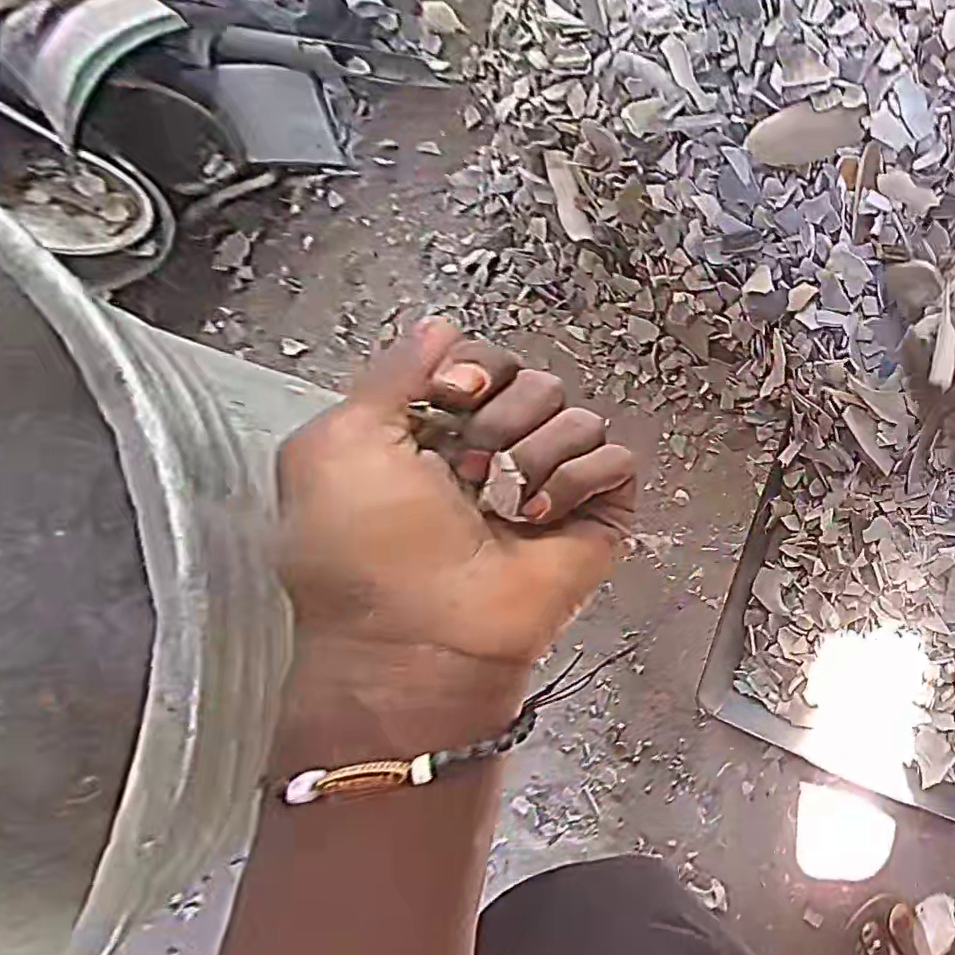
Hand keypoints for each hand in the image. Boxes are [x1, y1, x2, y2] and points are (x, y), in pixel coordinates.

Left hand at [275, 319, 635, 730]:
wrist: (428, 627)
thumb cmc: (369, 549)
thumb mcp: (339, 445)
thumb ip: (391, 374)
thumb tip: (444, 327)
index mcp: (449, 429)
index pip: (492, 365)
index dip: (479, 370)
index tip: (452, 399)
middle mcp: (509, 449)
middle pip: (542, 384)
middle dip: (506, 418)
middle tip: (471, 468)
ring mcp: (560, 480)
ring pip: (582, 419)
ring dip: (538, 455)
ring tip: (508, 504)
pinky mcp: (603, 508)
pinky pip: (615, 460)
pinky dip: (578, 481)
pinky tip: (542, 516)